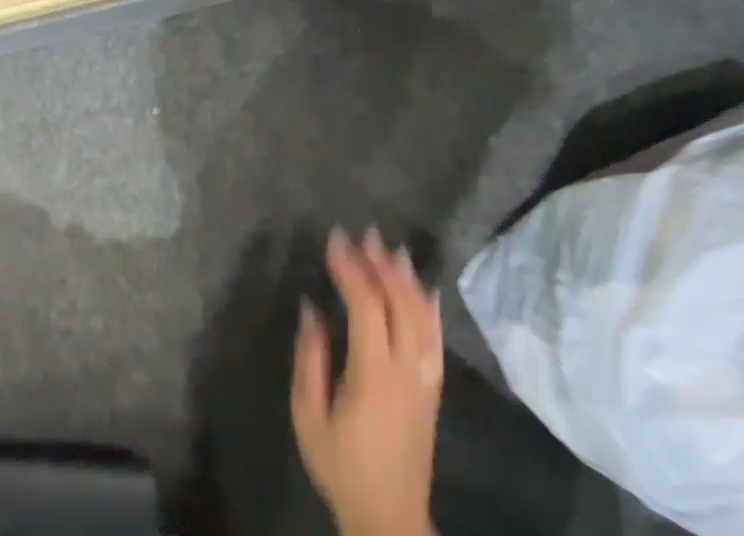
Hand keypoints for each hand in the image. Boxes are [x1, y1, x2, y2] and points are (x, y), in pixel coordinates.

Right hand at [292, 228, 443, 535]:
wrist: (388, 511)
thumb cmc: (339, 462)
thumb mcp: (308, 412)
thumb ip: (311, 358)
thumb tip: (312, 310)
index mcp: (374, 373)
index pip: (366, 307)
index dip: (351, 270)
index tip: (333, 241)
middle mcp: (408, 370)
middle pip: (401, 306)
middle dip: (382, 267)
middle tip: (364, 236)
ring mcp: (426, 380)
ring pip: (423, 319)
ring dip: (407, 281)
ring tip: (391, 251)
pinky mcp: (433, 389)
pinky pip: (435, 338)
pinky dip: (428, 309)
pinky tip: (420, 291)